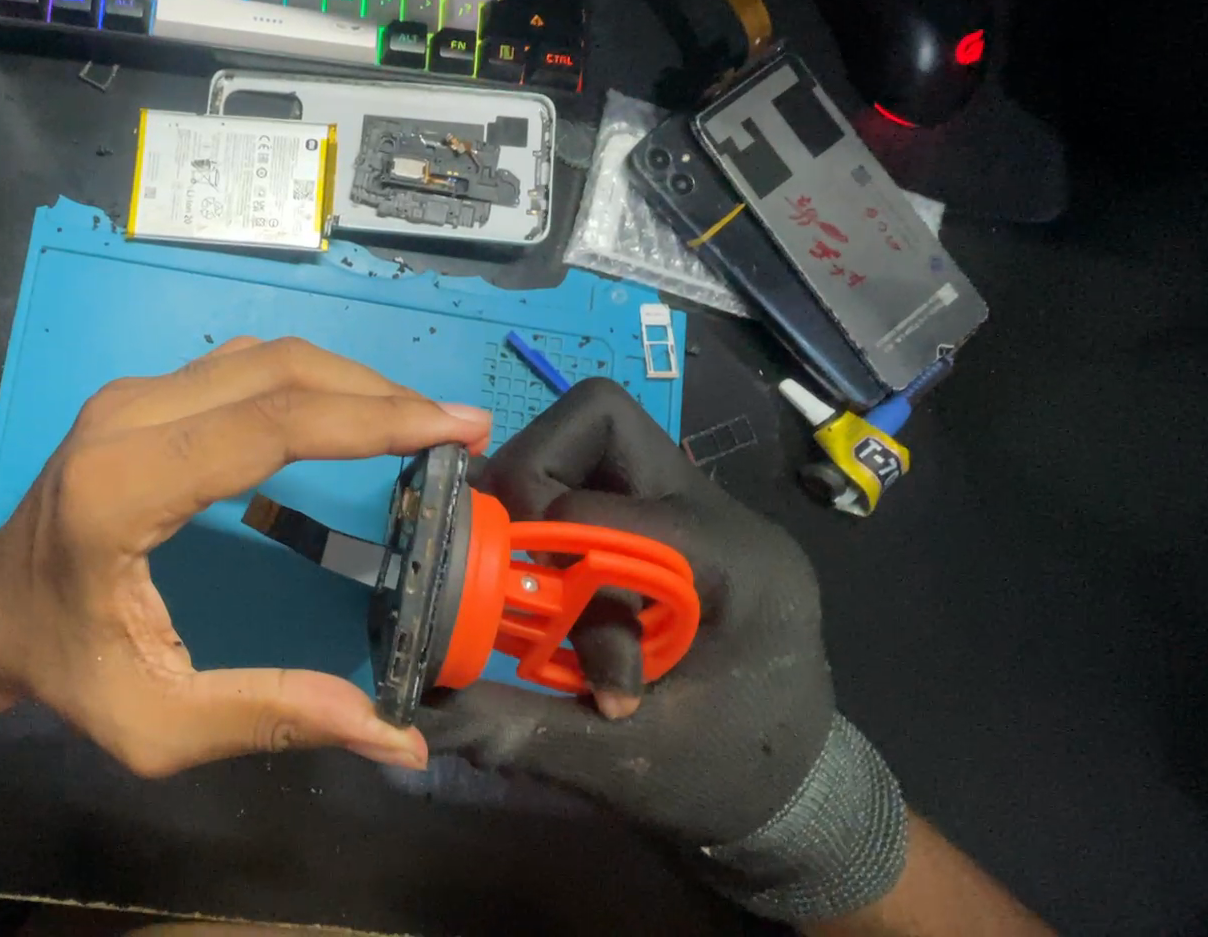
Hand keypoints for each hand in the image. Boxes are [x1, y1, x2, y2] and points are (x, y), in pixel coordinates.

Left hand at [0, 337, 492, 776]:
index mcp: (124, 488)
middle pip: (277, 373)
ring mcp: (128, 397)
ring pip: (262, 359)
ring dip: (348, 381)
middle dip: (379, 394)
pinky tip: (349, 412)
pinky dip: (308, 382)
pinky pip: (240, 369)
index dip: (371, 420)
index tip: (455, 427)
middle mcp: (125, 418)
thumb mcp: (157, 722)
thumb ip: (273, 717)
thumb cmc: (63, 667)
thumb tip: (393, 738)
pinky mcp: (138, 397)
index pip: (269, 427)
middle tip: (457, 426)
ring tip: (418, 420)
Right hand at [418, 378, 834, 847]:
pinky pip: (588, 464)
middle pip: (598, 418)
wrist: (797, 790)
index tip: (535, 628)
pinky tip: (541, 559)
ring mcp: (691, 500)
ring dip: (534, 482)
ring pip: (589, 428)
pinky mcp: (665, 509)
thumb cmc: (724, 777)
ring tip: (523, 555)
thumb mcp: (624, 765)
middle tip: (513, 550)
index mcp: (735, 563)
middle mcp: (713, 508)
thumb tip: (410, 712)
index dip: (548, 555)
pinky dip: (546, 496)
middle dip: (532, 477)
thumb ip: (519, 728)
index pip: (608, 511)